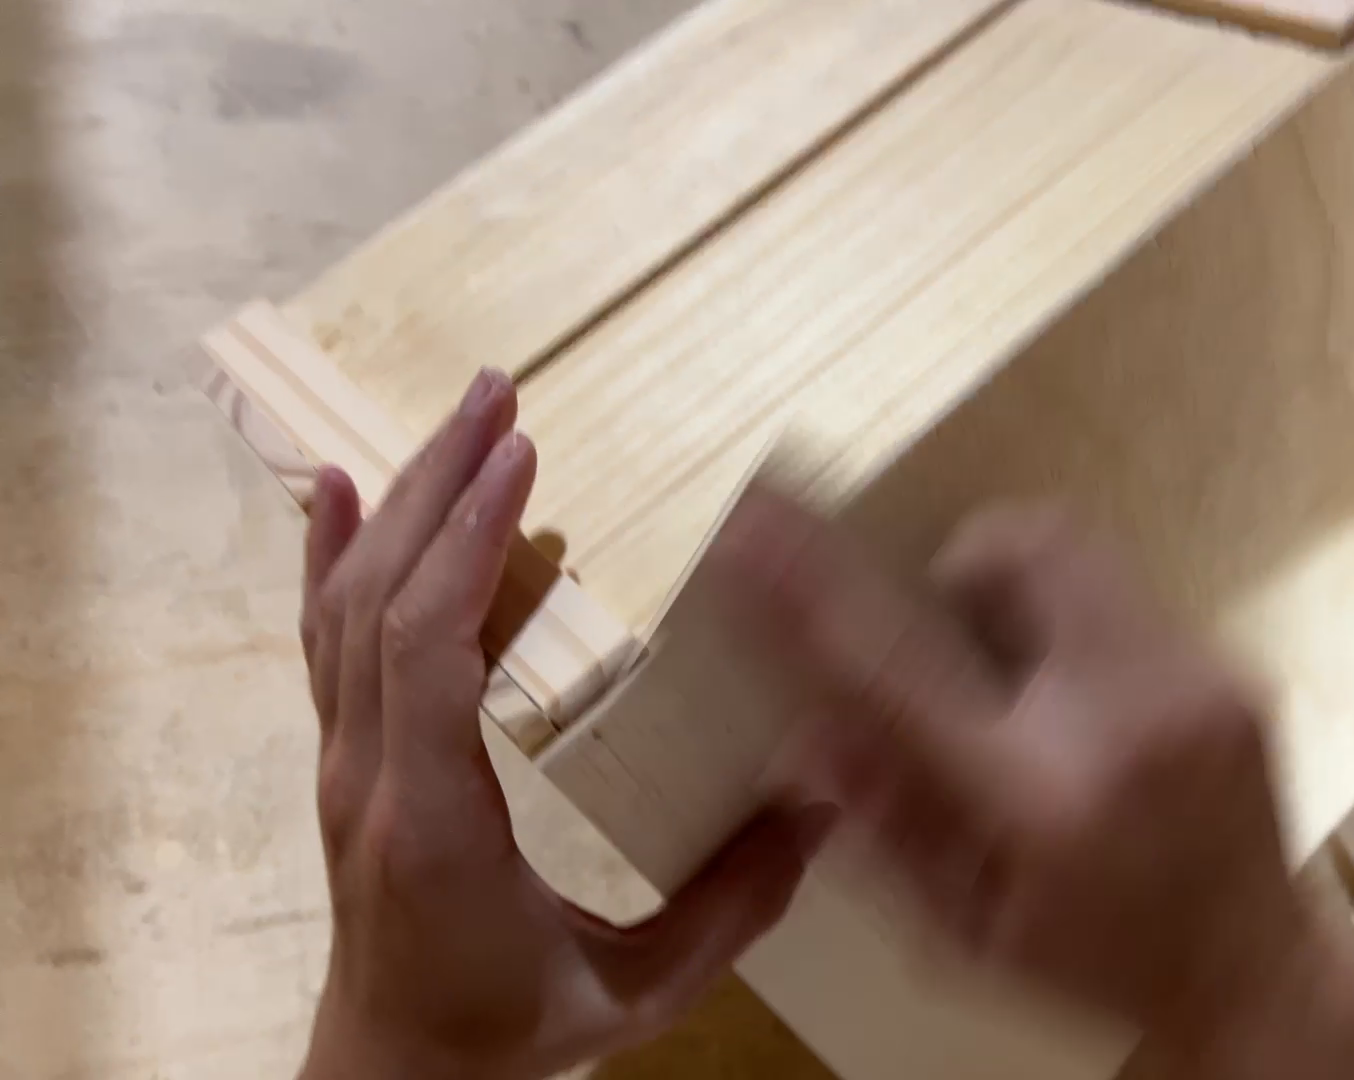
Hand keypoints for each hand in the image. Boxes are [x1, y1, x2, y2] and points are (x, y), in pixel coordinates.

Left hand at [296, 370, 829, 1079]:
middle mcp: (369, 769)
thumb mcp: (638, 989)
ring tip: (453, 420)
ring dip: (399, 500)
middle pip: (378, 596)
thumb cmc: (509, 1034)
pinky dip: (329, 552)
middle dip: (439, 482)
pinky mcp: (350, 757)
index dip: (469, 542)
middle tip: (493, 395)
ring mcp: (345, 760)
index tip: (521, 458)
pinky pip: (326, 636)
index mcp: (434, 815)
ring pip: (344, 604)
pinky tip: (343, 492)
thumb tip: (827, 807)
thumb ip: (734, 905)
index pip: (428, 648)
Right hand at [712, 494, 1305, 1041]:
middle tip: (951, 627)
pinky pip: (1122, 588)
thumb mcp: (964, 932)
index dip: (815, 586)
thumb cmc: (1097, 963)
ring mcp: (1192, 678)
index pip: (899, 667)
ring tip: (1017, 660)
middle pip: (1023, 550)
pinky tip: (1083, 694)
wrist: (1261, 974)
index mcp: (1037, 798)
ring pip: (1075, 547)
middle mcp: (1123, 717)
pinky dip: (1073, 615)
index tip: (752, 525)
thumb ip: (881, 826)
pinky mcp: (1230, 667)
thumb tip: (802, 734)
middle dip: (961, 563)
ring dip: (1019, 581)